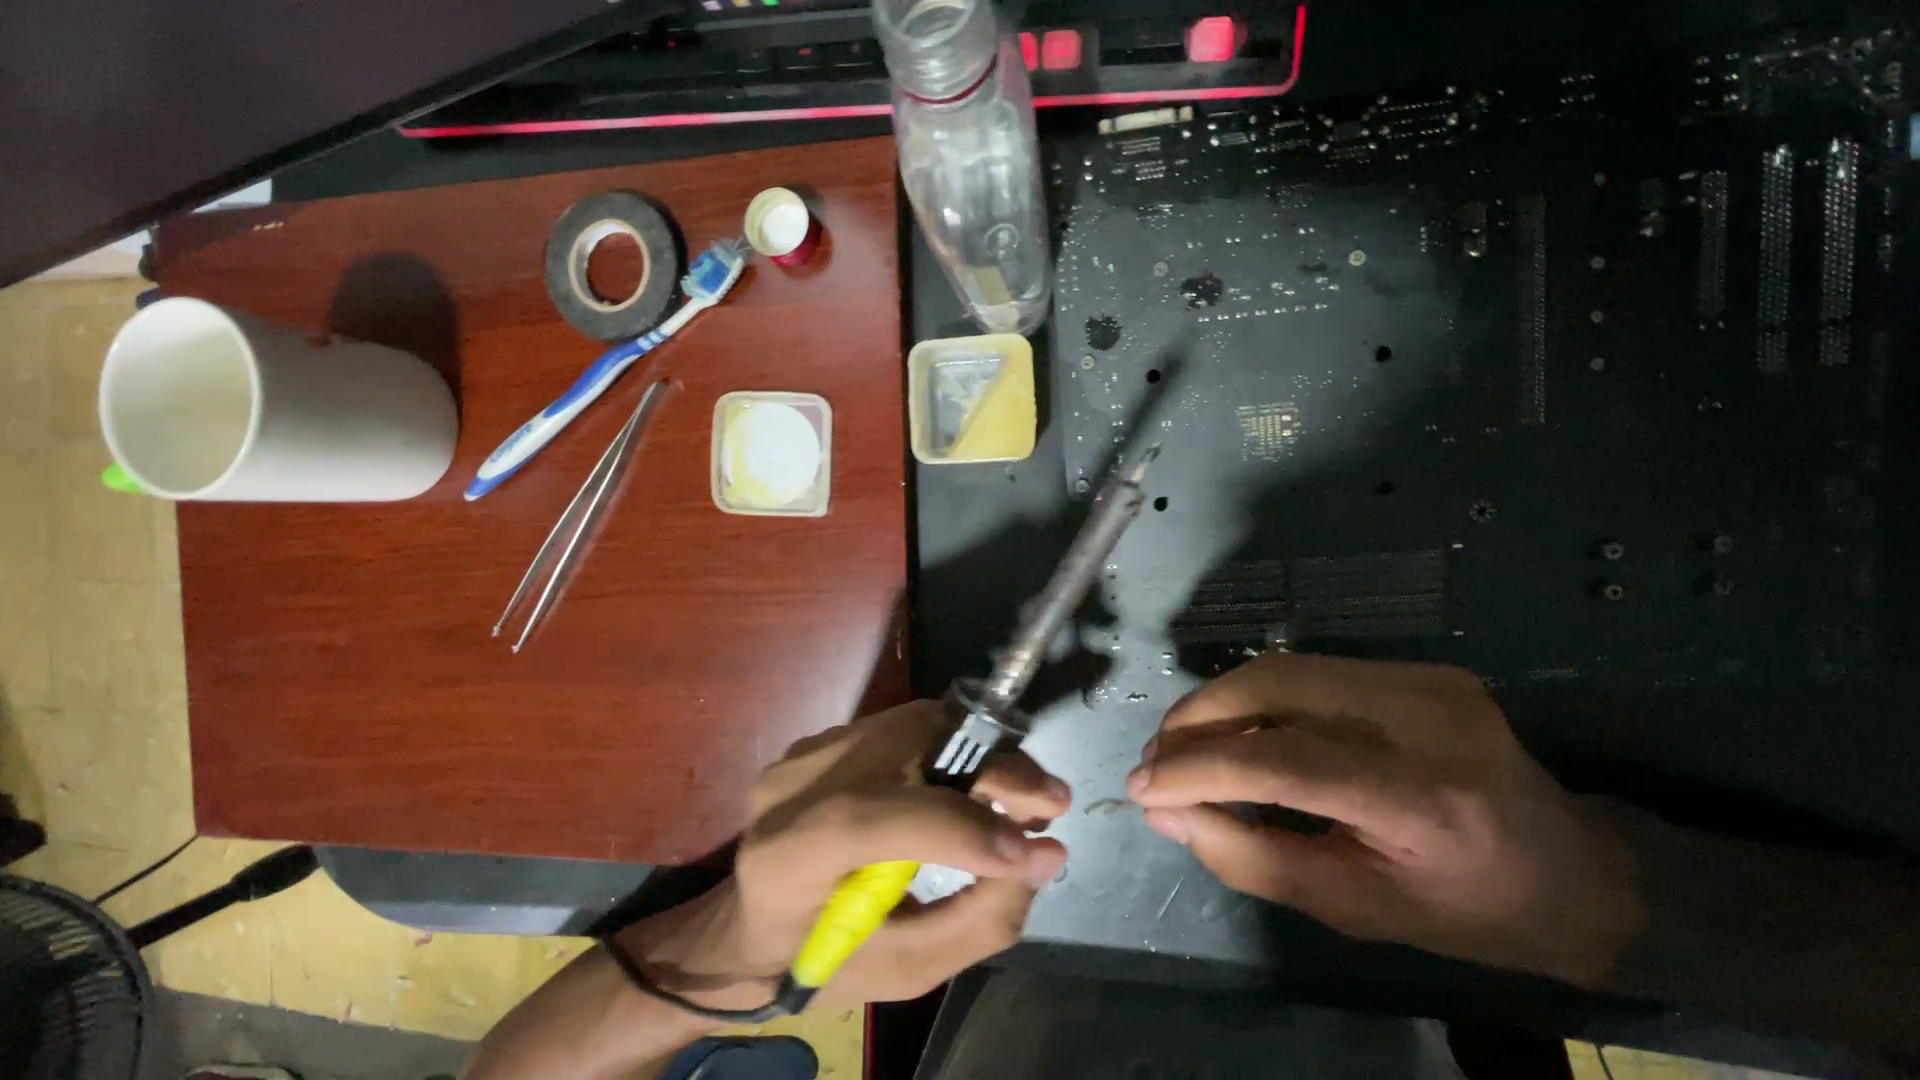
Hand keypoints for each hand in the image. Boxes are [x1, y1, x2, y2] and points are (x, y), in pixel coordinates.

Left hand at [620, 699, 1070, 1008]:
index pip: (860, 819)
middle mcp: (789, 788)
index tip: (1030, 847)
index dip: (951, 825)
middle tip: (1051, 804)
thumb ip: (980, 919)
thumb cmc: (828, 958)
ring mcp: (807, 752)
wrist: (759, 922)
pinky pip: (909, 727)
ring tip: (1027, 795)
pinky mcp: (830, 738)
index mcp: (784, 859)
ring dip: (984, 751)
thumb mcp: (906, 970)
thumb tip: (1047, 852)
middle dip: (990, 767)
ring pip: (915, 723)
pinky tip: (985, 786)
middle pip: (900, 745)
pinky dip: (960, 748)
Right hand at [1128, 654, 1641, 986]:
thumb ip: (1251, 858)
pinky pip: (1312, 671)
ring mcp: (1428, 681)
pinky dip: (1258, 699)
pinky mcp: (1422, 668)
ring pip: (1285, 667)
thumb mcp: (1356, 909)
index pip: (1283, 762)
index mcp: (1424, 800)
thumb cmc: (1466, 912)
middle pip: (1276, 685)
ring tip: (1184, 746)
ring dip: (1219, 703)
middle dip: (1197, 717)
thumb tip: (1166, 811)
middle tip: (1155, 758)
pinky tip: (1239, 732)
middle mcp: (1428, 720)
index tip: (1140, 786)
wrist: (1578, 872)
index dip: (1198, 768)